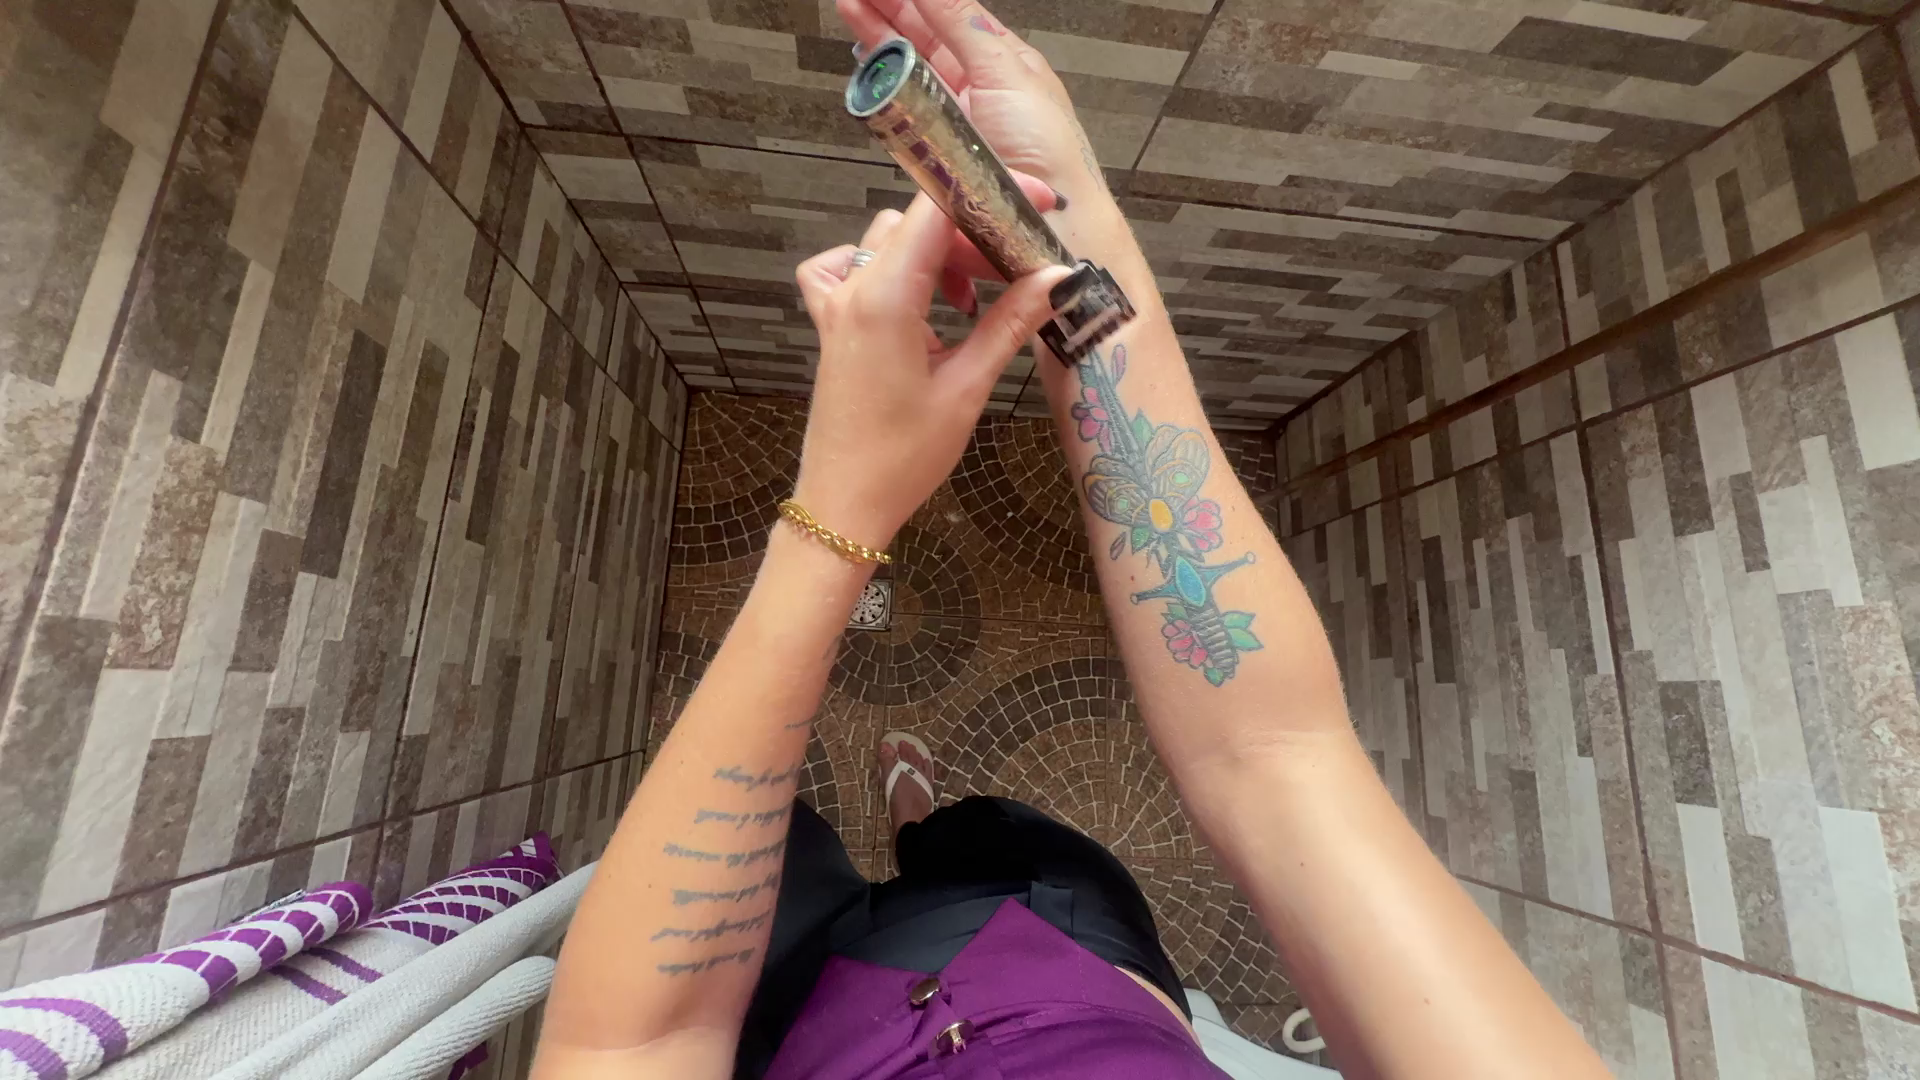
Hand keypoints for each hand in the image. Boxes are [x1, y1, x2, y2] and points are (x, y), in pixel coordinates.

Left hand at [790, 196, 1071, 550]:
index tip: (1035, 205)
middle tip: (1012, 274)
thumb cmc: (904, 458)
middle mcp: (853, 289)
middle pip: (918, 225)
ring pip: (888, 243)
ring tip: (967, 302)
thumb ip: (1009, 324)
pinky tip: (911, 301)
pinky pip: (849, 270)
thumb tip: (1058, 280)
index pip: (938, 208)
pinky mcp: (832, 326)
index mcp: (885, 298)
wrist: (845, 503)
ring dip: (935, 256)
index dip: (990, 193)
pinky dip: (886, 270)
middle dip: (971, 237)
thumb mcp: (967, 389)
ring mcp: (836, 306)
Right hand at [838, 0, 1104, 198]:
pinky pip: (905, 132)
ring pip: (910, 87)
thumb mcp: (1006, 68)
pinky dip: (885, 107)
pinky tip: (870, 84)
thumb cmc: (1048, 153)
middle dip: (885, 19)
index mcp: (998, 67)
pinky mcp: (936, 167)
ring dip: (881, 54)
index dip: (911, 1)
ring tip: (852, 19)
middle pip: (922, 49)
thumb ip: (963, 21)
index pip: (946, 21)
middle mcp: (974, 98)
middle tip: (852, 0)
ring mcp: (953, 133)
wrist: (1050, 223)